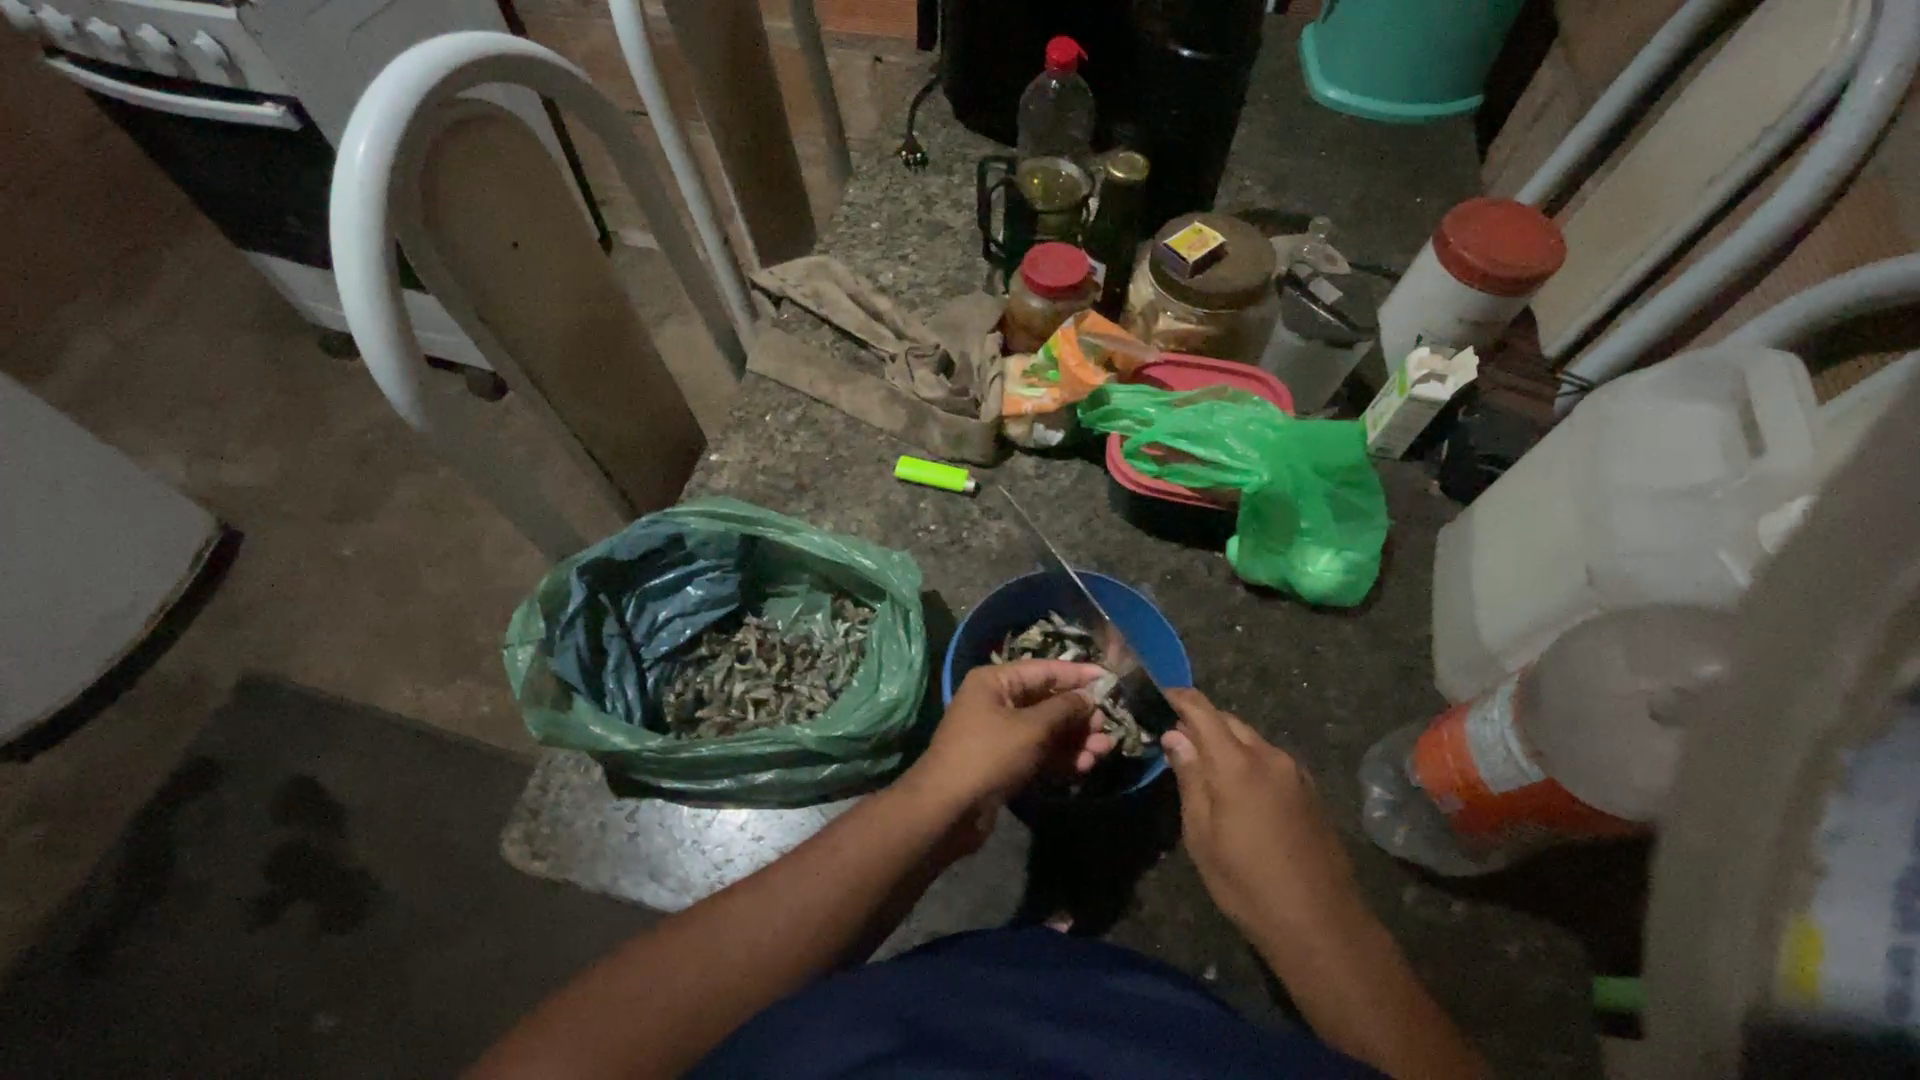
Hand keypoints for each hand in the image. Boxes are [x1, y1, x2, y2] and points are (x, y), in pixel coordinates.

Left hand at [901, 660, 1114, 811]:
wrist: (948, 809)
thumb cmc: (989, 755)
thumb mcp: (1031, 728)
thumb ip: (1064, 709)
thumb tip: (1088, 697)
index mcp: (995, 682)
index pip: (1044, 670)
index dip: (1078, 674)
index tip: (1110, 679)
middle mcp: (997, 703)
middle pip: (1047, 701)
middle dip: (1080, 715)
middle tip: (1107, 727)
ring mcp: (1000, 734)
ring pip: (1047, 730)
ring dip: (1076, 740)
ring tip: (1104, 750)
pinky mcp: (1005, 763)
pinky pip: (1040, 753)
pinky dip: (1062, 757)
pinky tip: (1086, 765)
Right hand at [1161, 689, 1358, 935]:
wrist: (1320, 922)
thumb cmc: (1246, 883)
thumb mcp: (1202, 835)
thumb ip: (1190, 779)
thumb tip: (1175, 737)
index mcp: (1237, 764)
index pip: (1202, 710)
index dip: (1178, 697)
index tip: (1158, 696)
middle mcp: (1269, 756)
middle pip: (1229, 722)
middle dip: (1201, 723)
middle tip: (1175, 741)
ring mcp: (1295, 772)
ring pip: (1251, 740)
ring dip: (1226, 743)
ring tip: (1204, 767)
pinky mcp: (1310, 790)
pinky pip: (1270, 760)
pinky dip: (1248, 761)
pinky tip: (1238, 790)